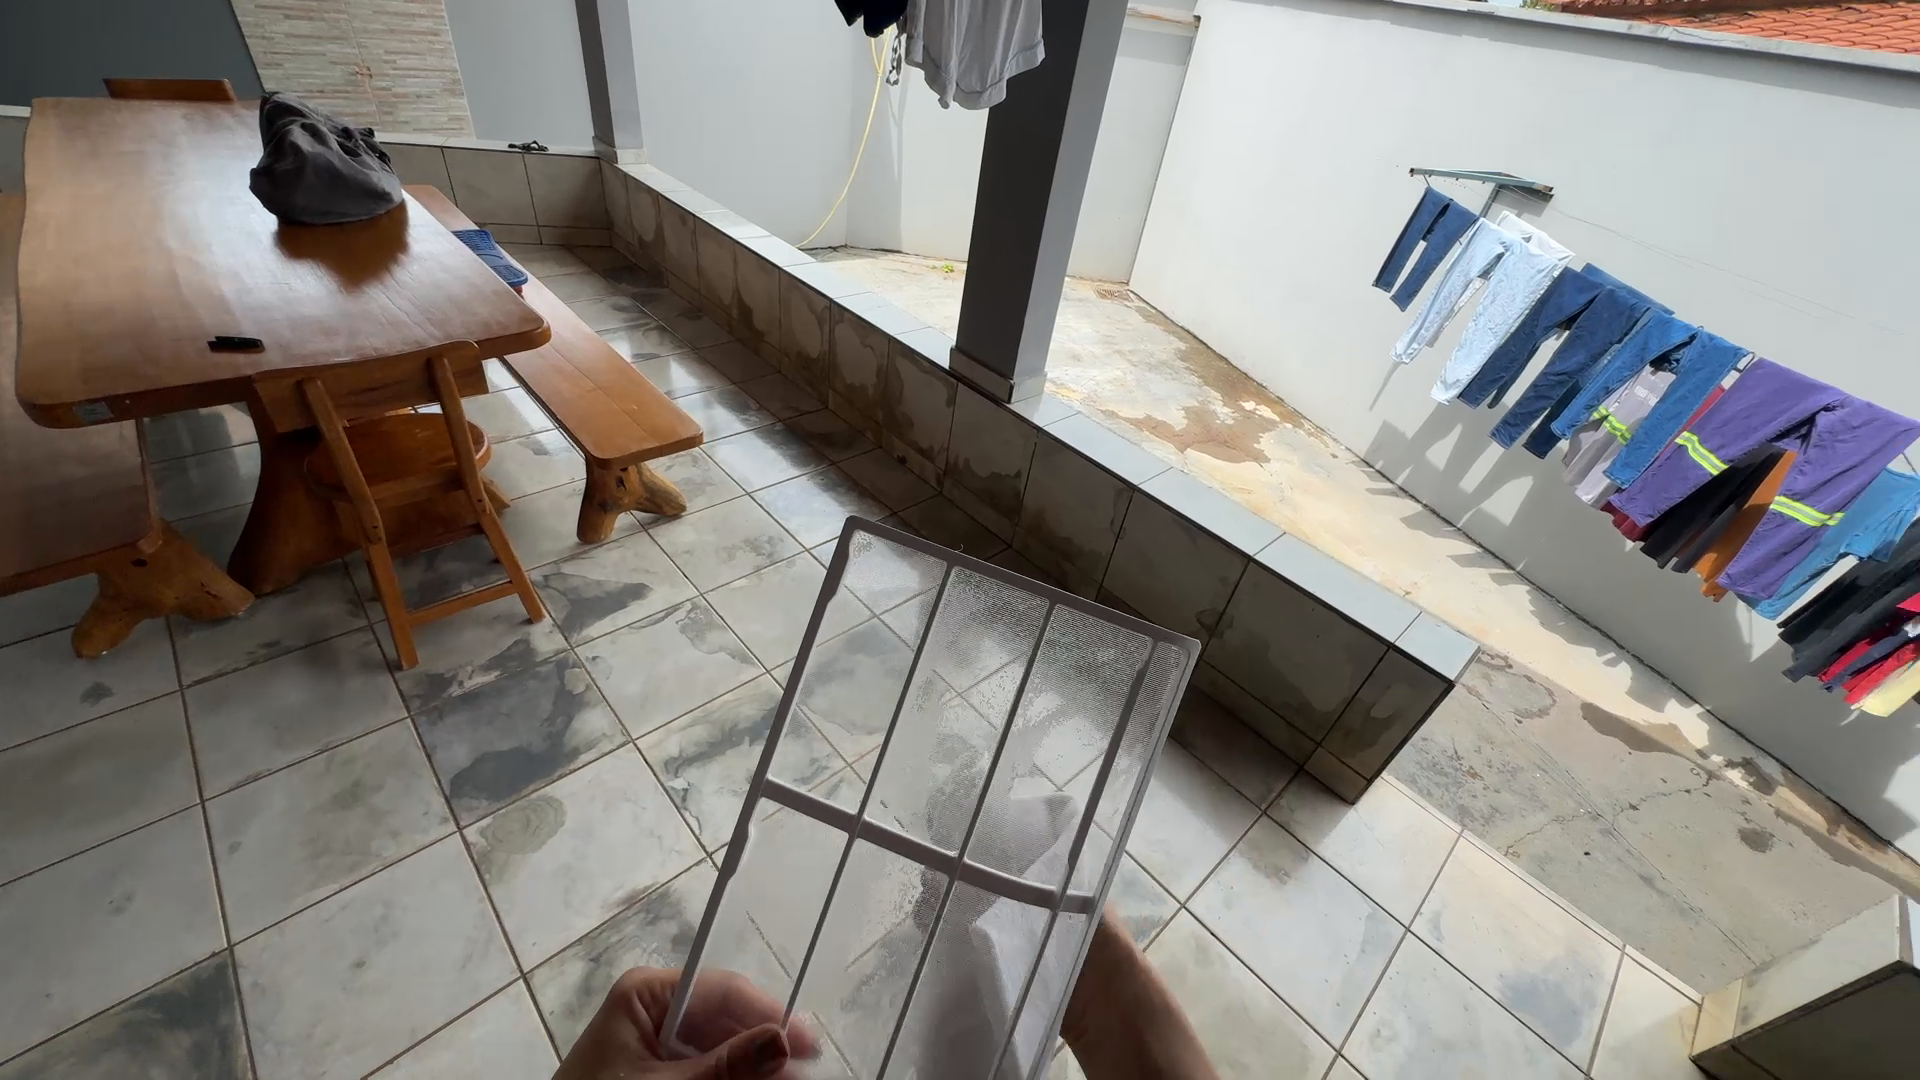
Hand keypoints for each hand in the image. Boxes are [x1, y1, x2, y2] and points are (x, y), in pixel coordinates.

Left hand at [553, 967, 820, 1079]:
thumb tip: (785, 1040)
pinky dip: (730, 1077)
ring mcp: (656, 1038)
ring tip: (790, 1077)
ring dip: (753, 1064)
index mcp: (648, 992)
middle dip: (764, 1045)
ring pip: (720, 1044)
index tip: (807, 1040)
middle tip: (808, 1066)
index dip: (769, 1013)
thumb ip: (723, 1068)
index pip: (723, 990)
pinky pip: (704, 1064)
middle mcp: (656, 1006)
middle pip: (726, 1018)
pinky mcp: (657, 1068)